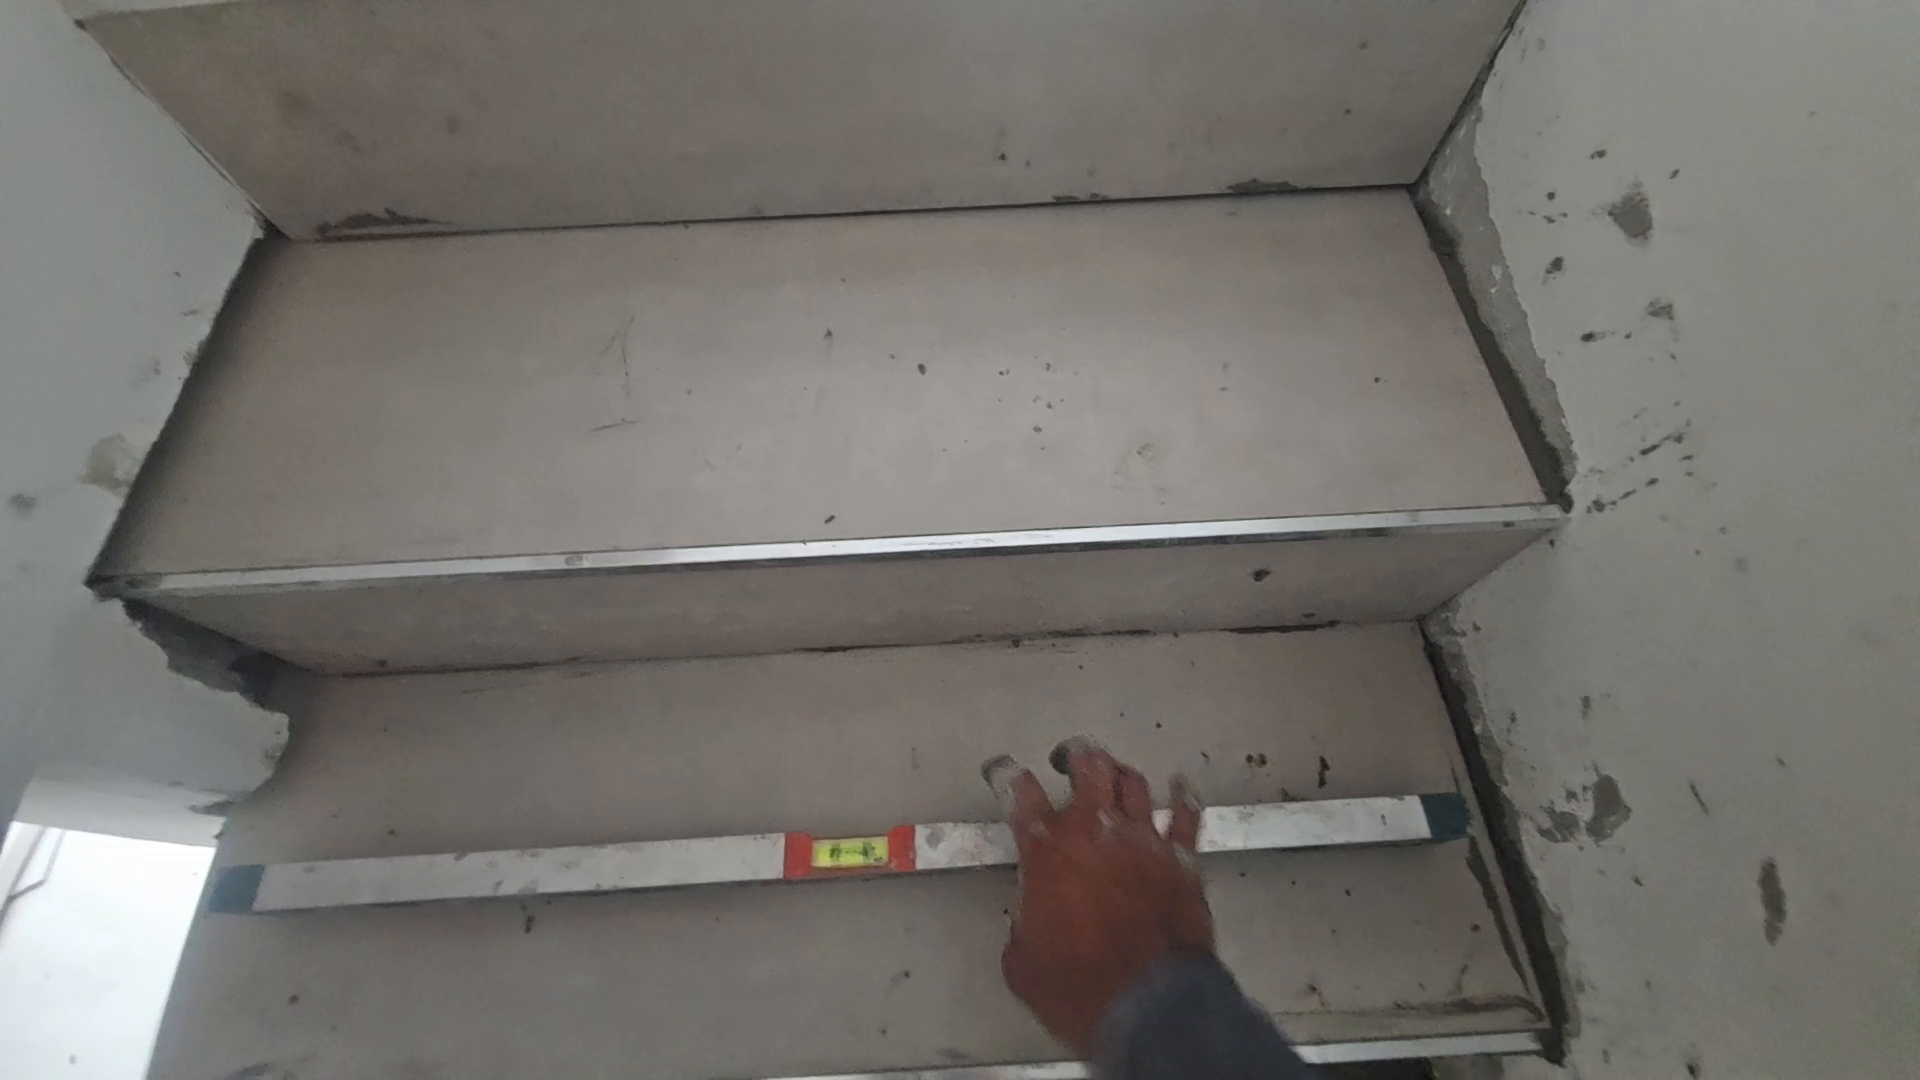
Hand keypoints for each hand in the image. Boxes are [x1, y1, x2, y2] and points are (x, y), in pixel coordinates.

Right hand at [985, 737, 1212, 1057]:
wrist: (1149, 1010)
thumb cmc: (1077, 988)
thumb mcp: (1022, 962)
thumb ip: (1022, 920)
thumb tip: (1030, 915)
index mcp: (1047, 849)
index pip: (1020, 793)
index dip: (1006, 775)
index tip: (1002, 770)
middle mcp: (1094, 830)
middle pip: (1087, 765)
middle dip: (1075, 753)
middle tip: (1069, 759)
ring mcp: (1142, 839)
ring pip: (1133, 781)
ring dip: (1119, 774)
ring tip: (1114, 776)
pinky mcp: (1181, 858)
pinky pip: (1186, 815)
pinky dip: (1182, 796)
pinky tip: (1179, 786)